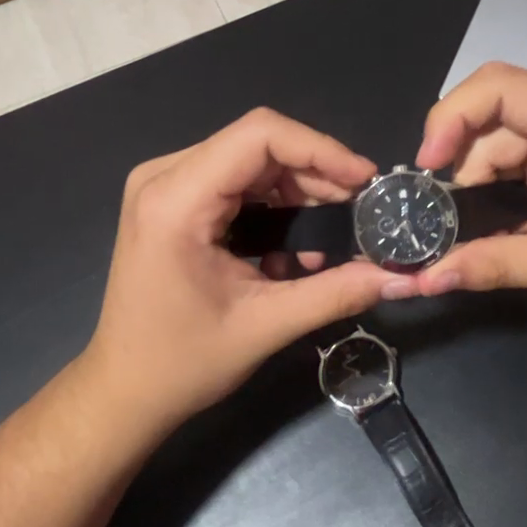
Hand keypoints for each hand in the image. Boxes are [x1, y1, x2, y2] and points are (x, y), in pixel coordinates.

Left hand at [85, 109, 402, 429]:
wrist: (124, 390)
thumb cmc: (183, 362)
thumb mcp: (266, 326)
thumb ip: (337, 293)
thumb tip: (402, 276)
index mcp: (176, 199)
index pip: (260, 136)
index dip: (321, 150)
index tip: (365, 182)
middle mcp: (164, 177)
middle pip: (259, 144)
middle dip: (317, 174)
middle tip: (359, 213)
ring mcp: (165, 186)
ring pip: (253, 160)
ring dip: (299, 192)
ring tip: (329, 239)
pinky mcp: (174, 201)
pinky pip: (238, 181)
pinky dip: (275, 206)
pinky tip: (295, 249)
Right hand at [407, 63, 526, 320]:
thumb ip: (491, 264)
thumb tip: (425, 278)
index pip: (499, 87)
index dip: (453, 117)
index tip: (428, 165)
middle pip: (490, 112)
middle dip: (457, 157)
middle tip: (434, 208)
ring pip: (494, 141)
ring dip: (472, 181)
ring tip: (457, 226)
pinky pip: (509, 161)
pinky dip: (489, 189)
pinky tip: (481, 220)